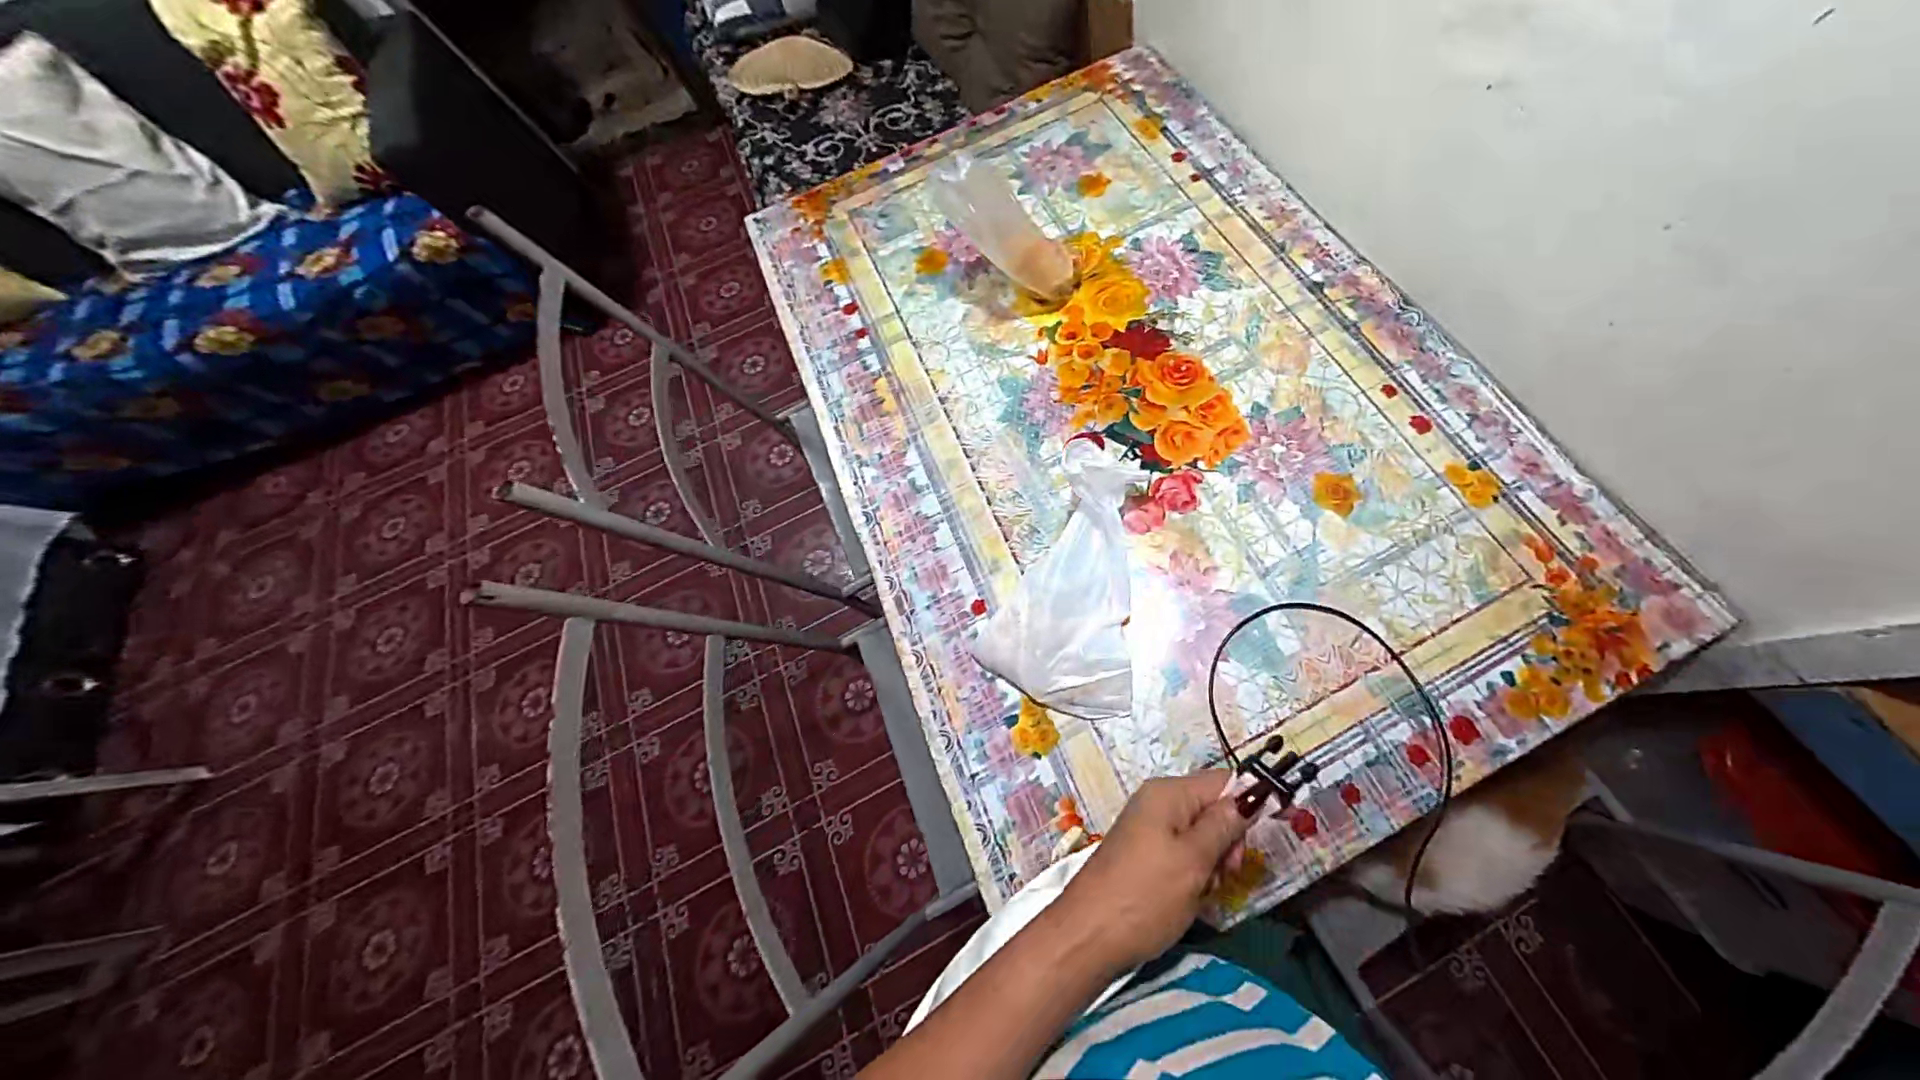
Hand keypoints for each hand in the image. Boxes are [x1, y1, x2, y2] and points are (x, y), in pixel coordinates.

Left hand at [1050, 770, 1251, 976]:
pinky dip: (1193, 874)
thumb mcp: (1193, 860)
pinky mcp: (1145, 854)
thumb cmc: (1146, 894)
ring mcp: (1149, 828)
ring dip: (1212, 863)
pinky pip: (1182, 853)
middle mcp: (1157, 802)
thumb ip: (1223, 826)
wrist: (1090, 934)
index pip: (1223, 782)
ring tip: (1203, 891)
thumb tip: (1249, 795)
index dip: (1246, 807)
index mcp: (1168, 792)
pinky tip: (1189, 897)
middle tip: (1225, 874)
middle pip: (1213, 808)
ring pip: (1200, 835)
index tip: (1252, 845)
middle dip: (1228, 841)